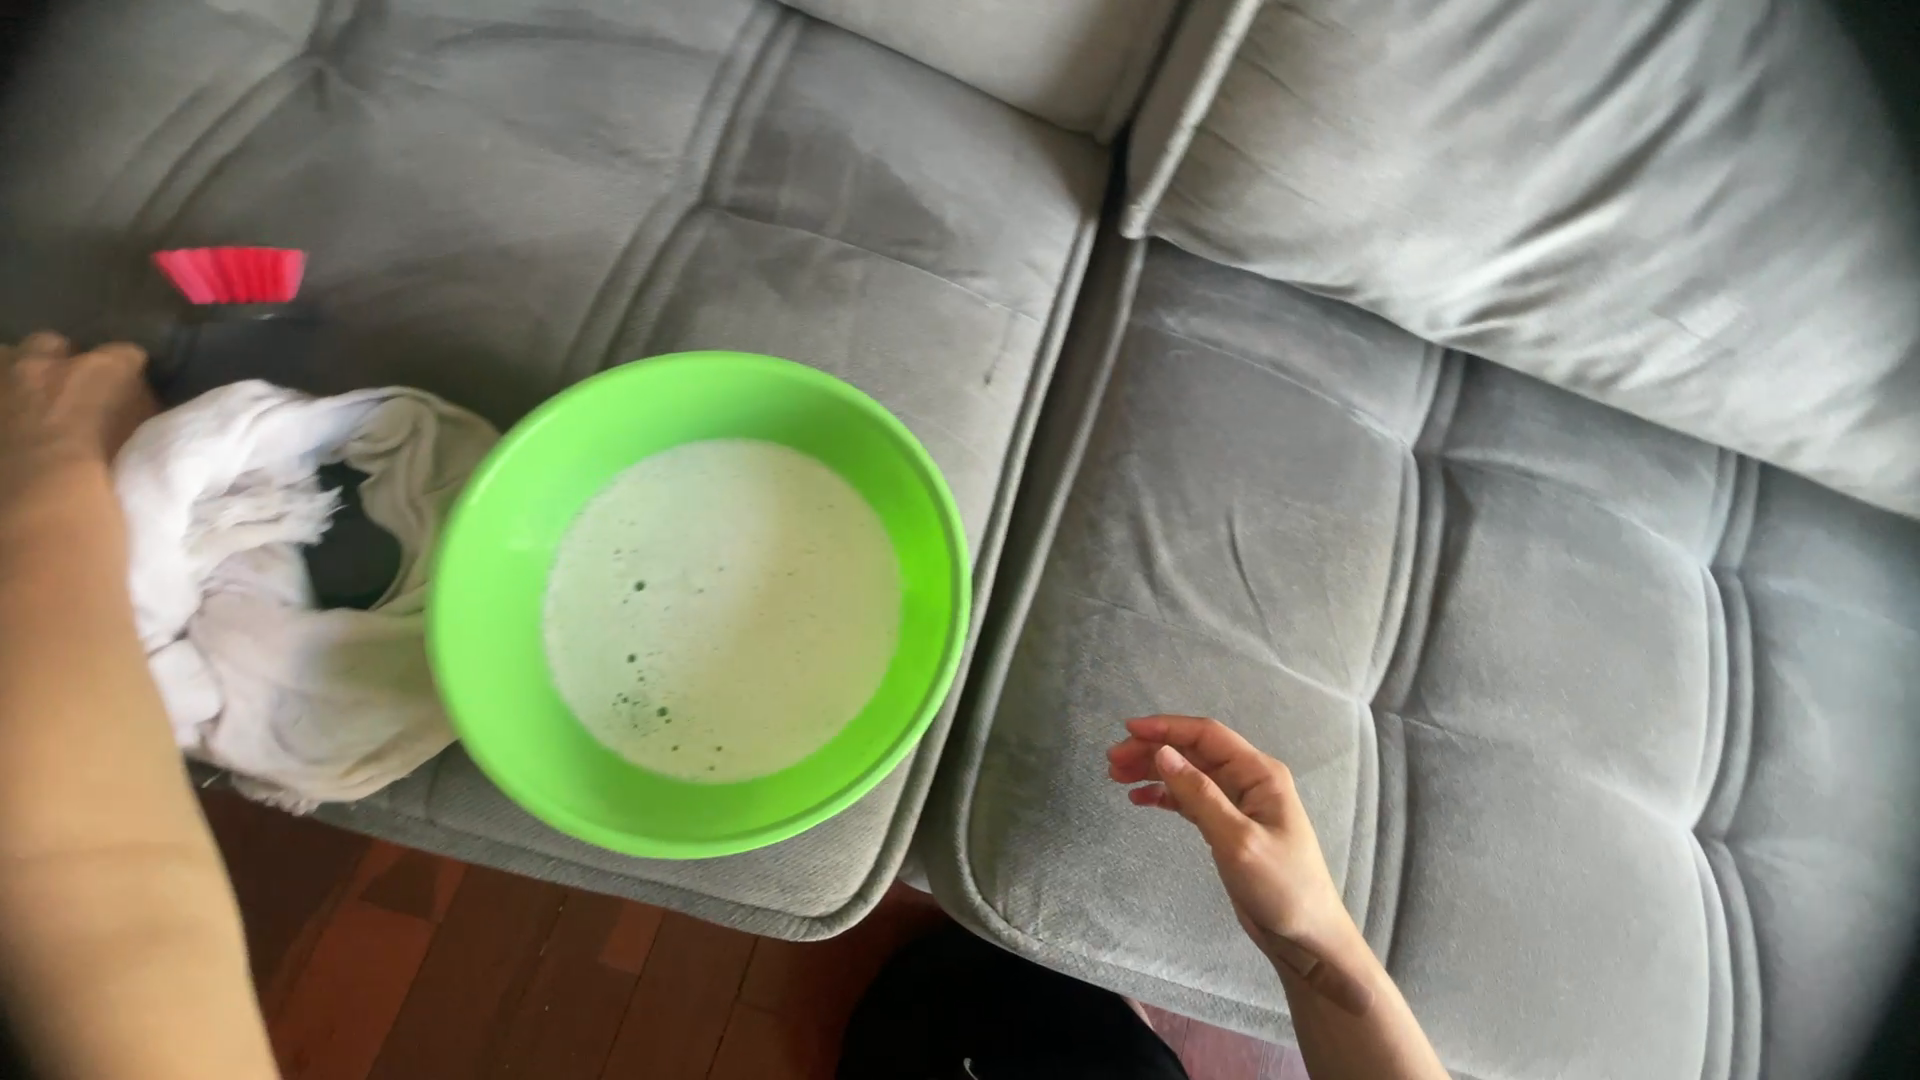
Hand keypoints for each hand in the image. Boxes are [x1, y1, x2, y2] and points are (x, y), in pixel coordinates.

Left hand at [0, 332, 153, 503]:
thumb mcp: (147, 428)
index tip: (133, 380)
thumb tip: (132, 394)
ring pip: (7, 356)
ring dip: (18, 370)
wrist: (46, 486)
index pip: (126, 352)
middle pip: (52, 342)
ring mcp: (2, 380)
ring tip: (29, 395)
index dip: (130, 366)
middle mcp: (46, 363)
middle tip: (72, 383)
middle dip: (62, 357)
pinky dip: (4, 397)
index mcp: (101, 368)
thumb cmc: (112, 458)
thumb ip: (138, 402)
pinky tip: (12, 415)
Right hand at [1109, 715, 1376, 1016]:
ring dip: (1153, 771)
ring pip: (1187, 773)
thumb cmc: (1281, 887)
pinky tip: (1139, 798)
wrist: (1307, 940)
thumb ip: (1199, 794)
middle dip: (1152, 749)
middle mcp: (1248, 779)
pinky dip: (1163, 795)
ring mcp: (1237, 802)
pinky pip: (1188, 798)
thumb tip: (1162, 753)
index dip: (1166, 727)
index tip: (1128, 729)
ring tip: (1116, 776)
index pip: (1206, 735)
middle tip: (1112, 760)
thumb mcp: (1237, 840)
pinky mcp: (1226, 825)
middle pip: (1192, 751)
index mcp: (1259, 773)